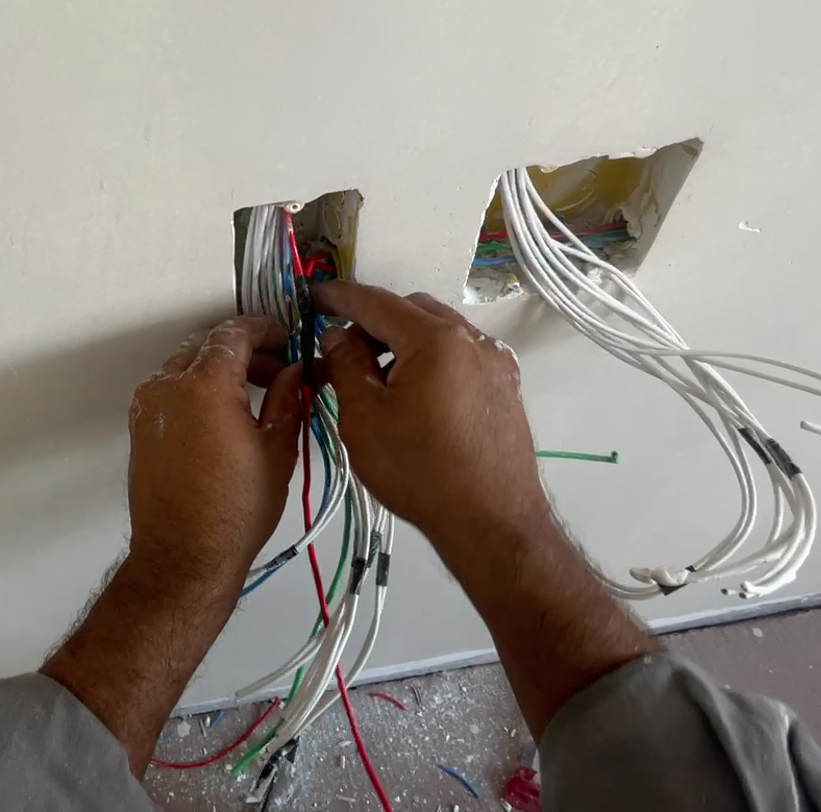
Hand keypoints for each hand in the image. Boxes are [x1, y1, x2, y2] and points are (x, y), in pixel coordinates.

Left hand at [124, 315, 304, 599]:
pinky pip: (169, 387)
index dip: (264, 329)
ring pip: (186, 363)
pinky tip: (222, 412)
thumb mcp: (278, 450)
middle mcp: (169, 384)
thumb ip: (287, 399)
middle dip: (243, 349)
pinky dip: (195, 386)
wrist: (184, 555)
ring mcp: (149, 404)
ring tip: (252, 394)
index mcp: (206, 383)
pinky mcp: (139, 424)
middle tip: (275, 370)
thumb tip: (294, 372)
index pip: (234, 332)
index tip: (284, 338)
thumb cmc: (236, 509)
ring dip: (218, 367)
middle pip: (207, 344)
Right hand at [311, 282, 655, 735]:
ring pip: (438, 329)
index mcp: (435, 338)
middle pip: (411, 309)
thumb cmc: (419, 470)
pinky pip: (459, 353)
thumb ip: (345, 364)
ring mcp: (495, 361)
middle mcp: (472, 338)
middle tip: (340, 347)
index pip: (376, 302)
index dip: (340, 296)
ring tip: (374, 373)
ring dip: (402, 338)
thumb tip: (337, 335)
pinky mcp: (505, 386)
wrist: (493, 525)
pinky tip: (412, 389)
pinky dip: (429, 356)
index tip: (314, 295)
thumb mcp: (364, 417)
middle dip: (372, 320)